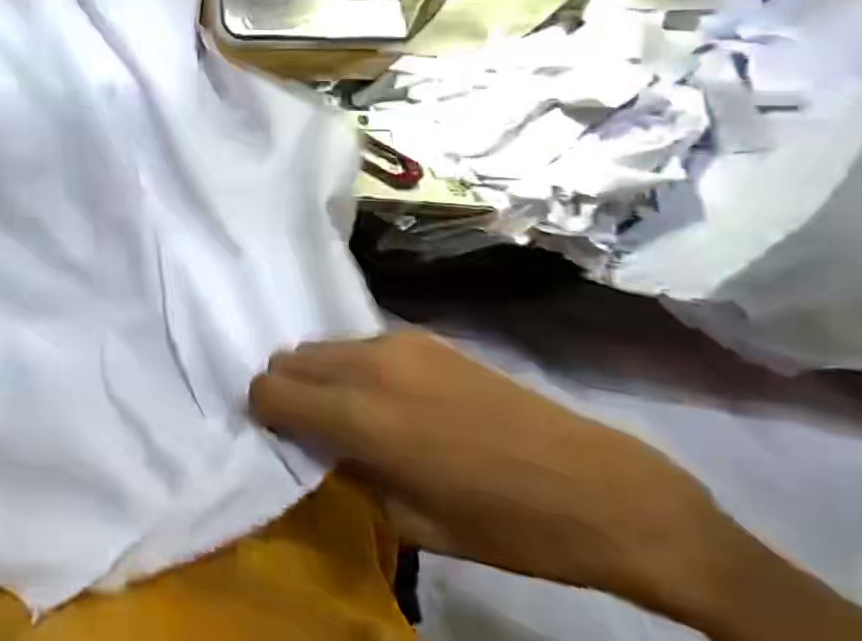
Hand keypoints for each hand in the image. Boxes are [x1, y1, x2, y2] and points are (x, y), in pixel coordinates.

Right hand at [250, 332, 861, 640]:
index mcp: (361, 417)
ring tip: (354, 413)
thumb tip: (317, 453)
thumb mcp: (413, 523)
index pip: (269, 390)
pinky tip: (393, 398)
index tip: (278, 435)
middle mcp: (368, 365)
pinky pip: (362, 343)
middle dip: (287, 390)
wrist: (599, 487)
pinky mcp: (425, 336)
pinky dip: (355, 366)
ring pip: (323, 346)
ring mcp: (398, 342)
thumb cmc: (505, 524)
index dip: (262, 412)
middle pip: (289, 358)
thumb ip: (350, 478)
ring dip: (321, 376)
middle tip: (311, 427)